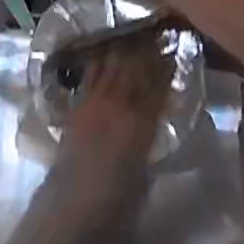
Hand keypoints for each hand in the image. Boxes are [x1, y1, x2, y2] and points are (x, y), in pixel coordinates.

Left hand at [44, 35, 172, 220]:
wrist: (71, 202)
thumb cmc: (114, 198)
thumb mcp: (143, 170)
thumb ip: (149, 139)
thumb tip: (152, 119)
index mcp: (141, 123)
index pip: (158, 87)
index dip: (166, 70)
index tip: (172, 56)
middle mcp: (119, 105)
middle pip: (135, 69)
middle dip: (146, 53)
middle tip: (155, 41)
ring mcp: (96, 101)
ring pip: (113, 65)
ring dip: (124, 52)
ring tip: (132, 43)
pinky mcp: (78, 104)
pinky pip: (91, 74)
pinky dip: (100, 62)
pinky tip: (105, 55)